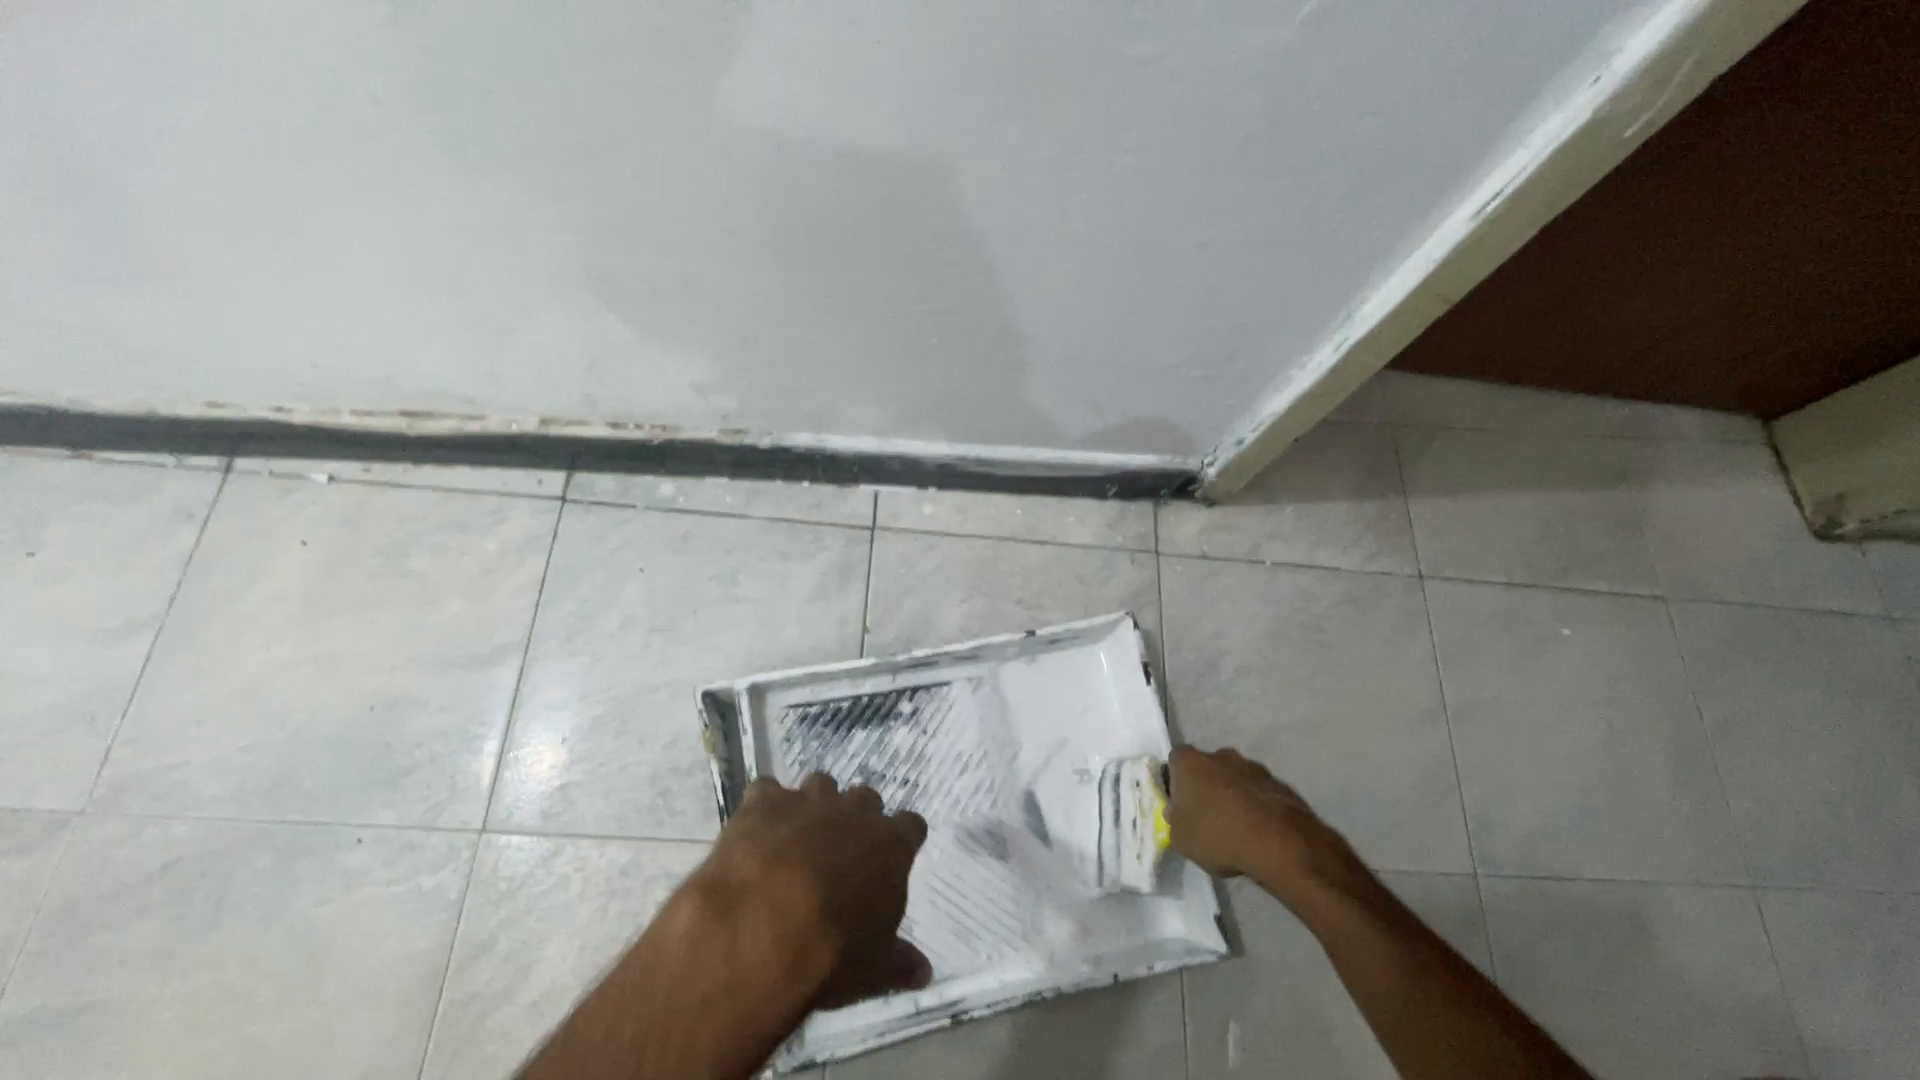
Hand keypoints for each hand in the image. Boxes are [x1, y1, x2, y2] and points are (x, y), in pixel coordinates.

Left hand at [690, 773, 932, 1009]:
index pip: (911, 825)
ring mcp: (807, 802)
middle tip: (841, 851)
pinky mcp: (763, 803)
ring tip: (798, 838)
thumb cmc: (830, 954)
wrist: (760, 931)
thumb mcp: (872, 970)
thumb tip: (923, 971)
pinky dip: (765, 808)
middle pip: (865, 799)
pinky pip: (767, 791)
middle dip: (856, 819)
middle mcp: (854, 812)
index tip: (891, 857)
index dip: (901, 839)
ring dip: (814, 806)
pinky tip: (756, 833)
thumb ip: (898, 962)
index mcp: (891, 846)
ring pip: (820, 785)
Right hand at [1165, 745, 1367, 904]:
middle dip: (1207, 785)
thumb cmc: (1217, 835)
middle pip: (1208, 767)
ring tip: (1237, 827)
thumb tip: (1177, 811)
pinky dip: (1257, 806)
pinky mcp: (1280, 783)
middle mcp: (1221, 755)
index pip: (1176, 761)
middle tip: (1207, 815)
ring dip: (1234, 795)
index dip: (1177, 781)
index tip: (1181, 803)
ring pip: (1236, 778)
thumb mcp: (1180, 838)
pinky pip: (1260, 793)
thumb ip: (1175, 819)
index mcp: (1190, 762)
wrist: (1278, 842)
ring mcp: (1254, 767)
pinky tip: (1259, 831)